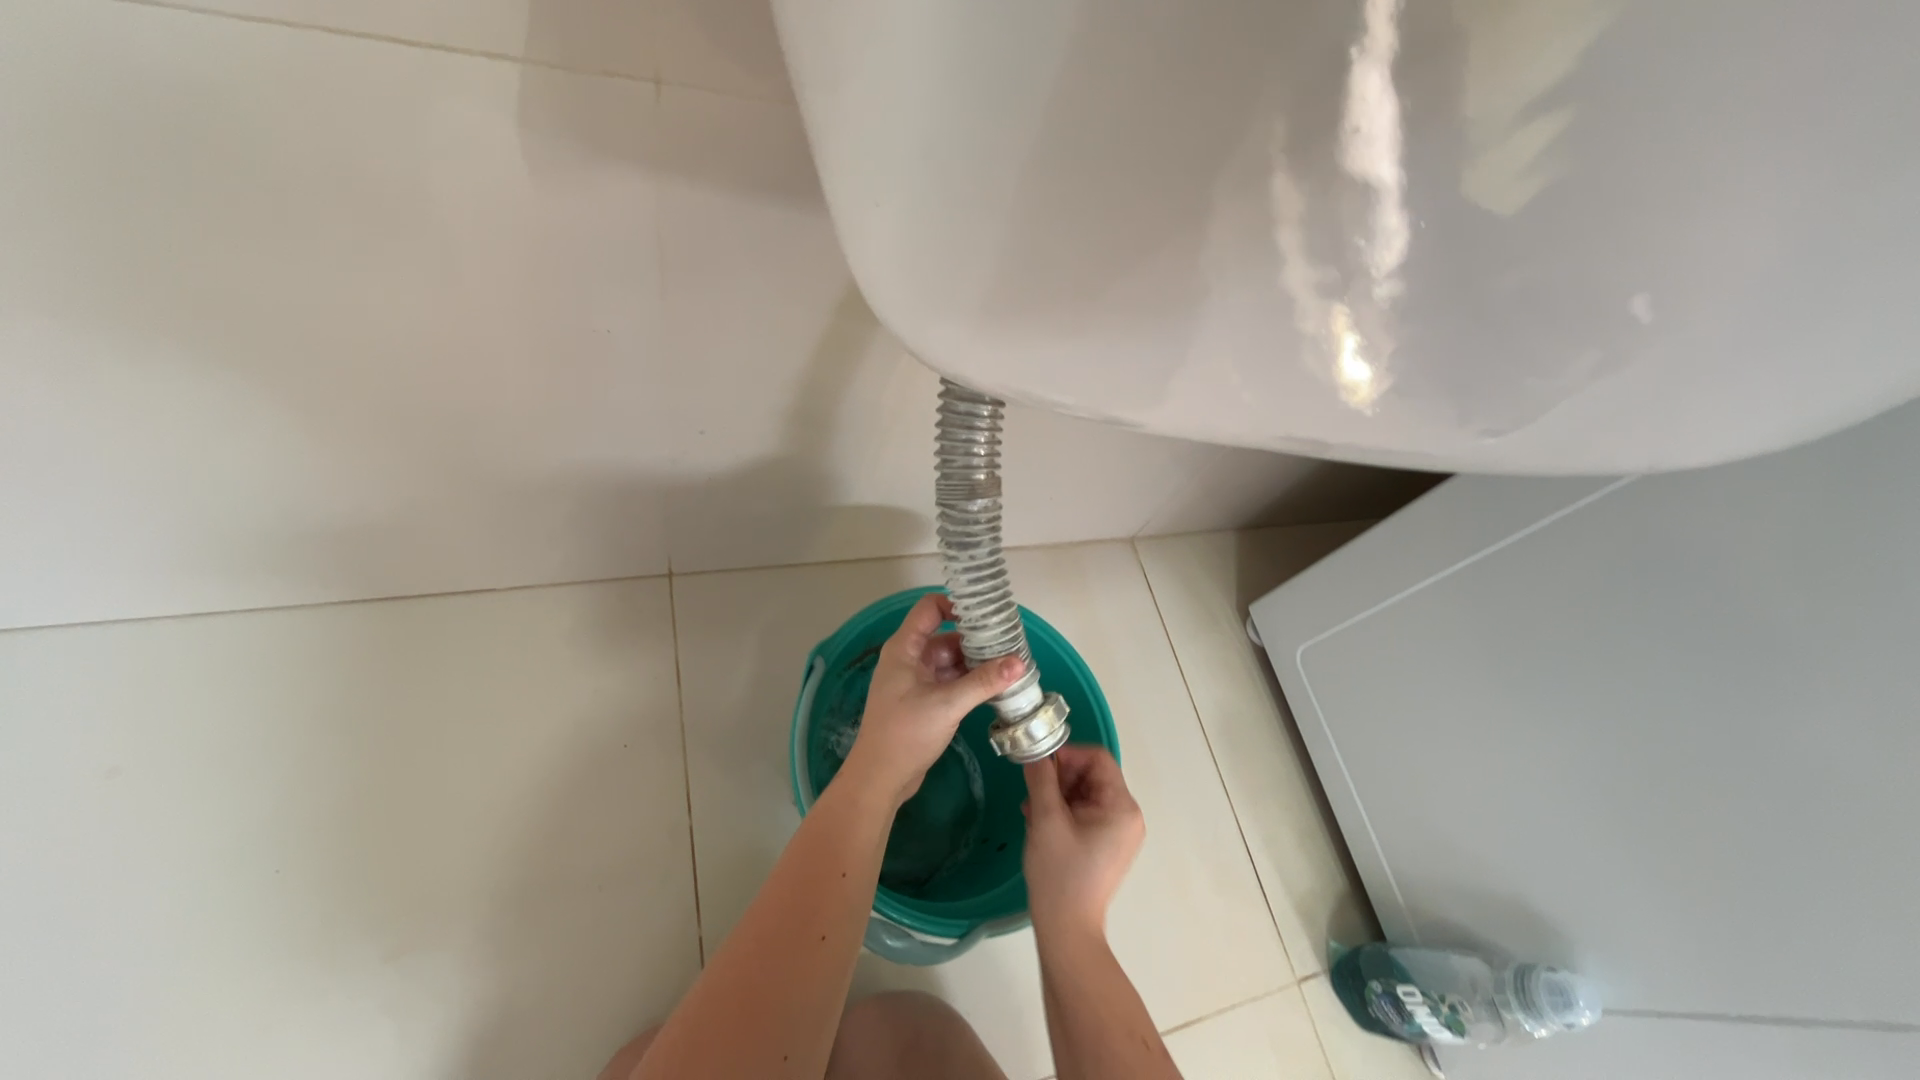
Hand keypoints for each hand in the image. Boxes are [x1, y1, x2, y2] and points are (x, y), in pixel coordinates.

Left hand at [842, 592, 1024, 807]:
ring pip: (951, 661)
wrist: (880, 777)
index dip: (957, 604)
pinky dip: (971, 682)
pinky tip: (996, 687)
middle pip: (946, 635)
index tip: (987, 614)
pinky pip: (951, 681)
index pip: (930, 608)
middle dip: (976, 639)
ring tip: (1010, 664)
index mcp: (905, 649)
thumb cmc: (906, 732)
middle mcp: (909, 659)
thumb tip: (1019, 663)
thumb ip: (984, 682)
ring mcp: (916, 681)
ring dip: (976, 663)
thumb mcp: (947, 704)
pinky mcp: (924, 701)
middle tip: (1011, 643)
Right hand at [1022, 745, 1144, 935]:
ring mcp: (1118, 831)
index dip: (1068, 754)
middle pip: (1092, 775)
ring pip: (1085, 793)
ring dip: (1056, 795)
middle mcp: (1127, 815)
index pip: (1098, 759)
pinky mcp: (1106, 844)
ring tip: (1031, 811)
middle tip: (1032, 790)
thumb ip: (1040, 779)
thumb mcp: (1046, 820)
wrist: (1067, 928)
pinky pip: (1084, 812)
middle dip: (1059, 777)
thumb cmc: (1059, 874)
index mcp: (1122, 807)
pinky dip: (1061, 811)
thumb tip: (1033, 751)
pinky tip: (1039, 823)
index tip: (1039, 763)